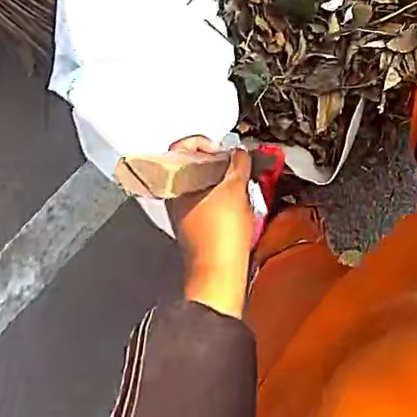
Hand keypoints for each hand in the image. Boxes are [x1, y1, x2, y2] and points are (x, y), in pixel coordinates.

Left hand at [163, 136, 253, 317]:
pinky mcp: (197, 224)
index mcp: (177, 183)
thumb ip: (239, 162)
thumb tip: (240, 152)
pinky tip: (239, 197)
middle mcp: (175, 195)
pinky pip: (208, 198)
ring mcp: (185, 211)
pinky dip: (222, 193)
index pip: (181, 147)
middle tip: (235, 161)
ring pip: (203, 181)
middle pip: (194, 163)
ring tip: (241, 178)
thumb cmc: (221, 233)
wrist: (220, 274)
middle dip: (218, 159)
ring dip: (222, 176)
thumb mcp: (235, 188)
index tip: (220, 147)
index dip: (203, 141)